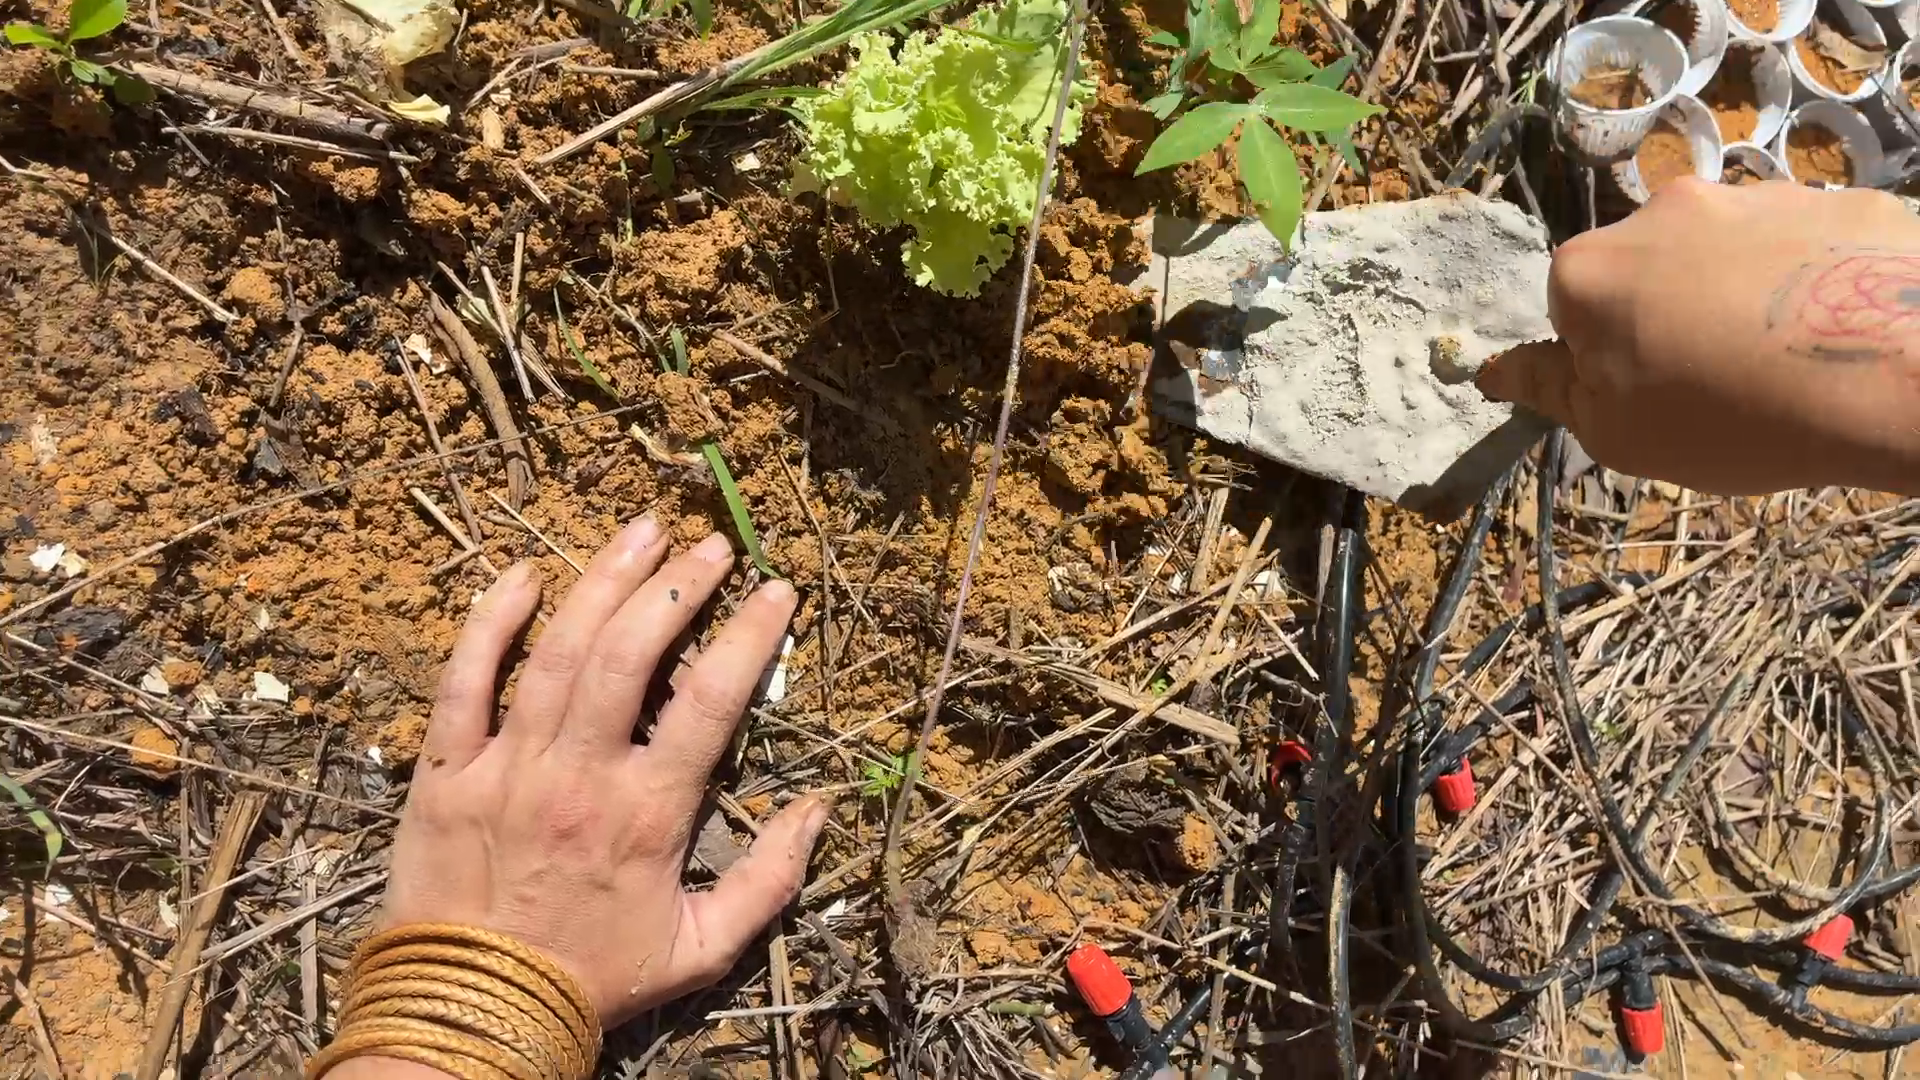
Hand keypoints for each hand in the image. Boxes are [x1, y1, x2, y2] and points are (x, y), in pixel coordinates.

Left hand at [374, 519, 822, 1027]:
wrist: (464, 1027)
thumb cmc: (596, 977)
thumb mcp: (703, 946)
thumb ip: (771, 879)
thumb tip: (819, 808)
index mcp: (646, 815)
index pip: (710, 701)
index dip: (749, 636)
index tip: (776, 592)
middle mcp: (579, 776)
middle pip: (630, 654)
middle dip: (678, 587)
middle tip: (712, 547)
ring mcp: (504, 768)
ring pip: (557, 651)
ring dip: (605, 581)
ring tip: (645, 530)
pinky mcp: (442, 774)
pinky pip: (460, 683)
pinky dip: (491, 623)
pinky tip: (525, 575)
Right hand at [1479, 178, 1919, 494]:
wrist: (1917, 382)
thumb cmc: (1726, 416)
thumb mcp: (1607, 427)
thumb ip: (1545, 387)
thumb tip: (1494, 370)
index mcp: (1589, 269)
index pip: (1564, 303)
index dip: (1591, 346)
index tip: (1630, 381)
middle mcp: (1664, 212)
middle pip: (1640, 266)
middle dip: (1656, 308)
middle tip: (1699, 370)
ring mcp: (1764, 196)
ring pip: (1720, 249)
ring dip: (1728, 290)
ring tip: (1777, 353)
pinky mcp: (1853, 198)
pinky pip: (1800, 243)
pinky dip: (1802, 279)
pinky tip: (1833, 329)